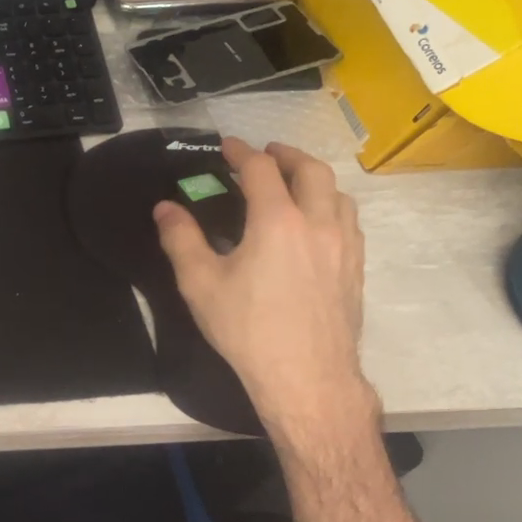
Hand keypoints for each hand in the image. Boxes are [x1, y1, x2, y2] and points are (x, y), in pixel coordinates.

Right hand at [153, 138, 376, 442]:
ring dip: (313, 179)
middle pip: (311, 171)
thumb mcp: (200, 283)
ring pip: (338, 193)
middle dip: (286, 155)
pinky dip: (329, 205)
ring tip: (292, 184)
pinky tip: (314, 223)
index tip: (227, 146)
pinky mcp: (355, 268)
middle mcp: (318, 223)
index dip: (241, 152)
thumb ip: (181, 239)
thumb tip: (166, 208)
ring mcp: (344, 246)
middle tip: (265, 154)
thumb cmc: (246, 328)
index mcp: (277, 221)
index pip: (261, 170)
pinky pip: (348, 220)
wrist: (306, 375)